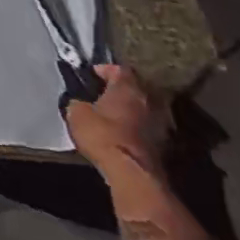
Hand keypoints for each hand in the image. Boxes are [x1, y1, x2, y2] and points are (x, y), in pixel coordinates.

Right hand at [63, 64, 167, 180]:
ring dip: (129, 107)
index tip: (90, 75)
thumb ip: (78, 102)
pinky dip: (135, 123)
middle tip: (101, 94)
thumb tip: (80, 101)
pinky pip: (147, 123)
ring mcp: (161, 119)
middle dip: (119, 89)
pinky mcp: (163, 139)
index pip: (119, 69)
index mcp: (128, 87)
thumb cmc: (102, 135)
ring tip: (111, 114)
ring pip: (143, 105)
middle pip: (135, 86)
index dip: (104, 70)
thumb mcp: (76, 113)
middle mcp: (150, 99)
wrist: (131, 170)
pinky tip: (121, 130)